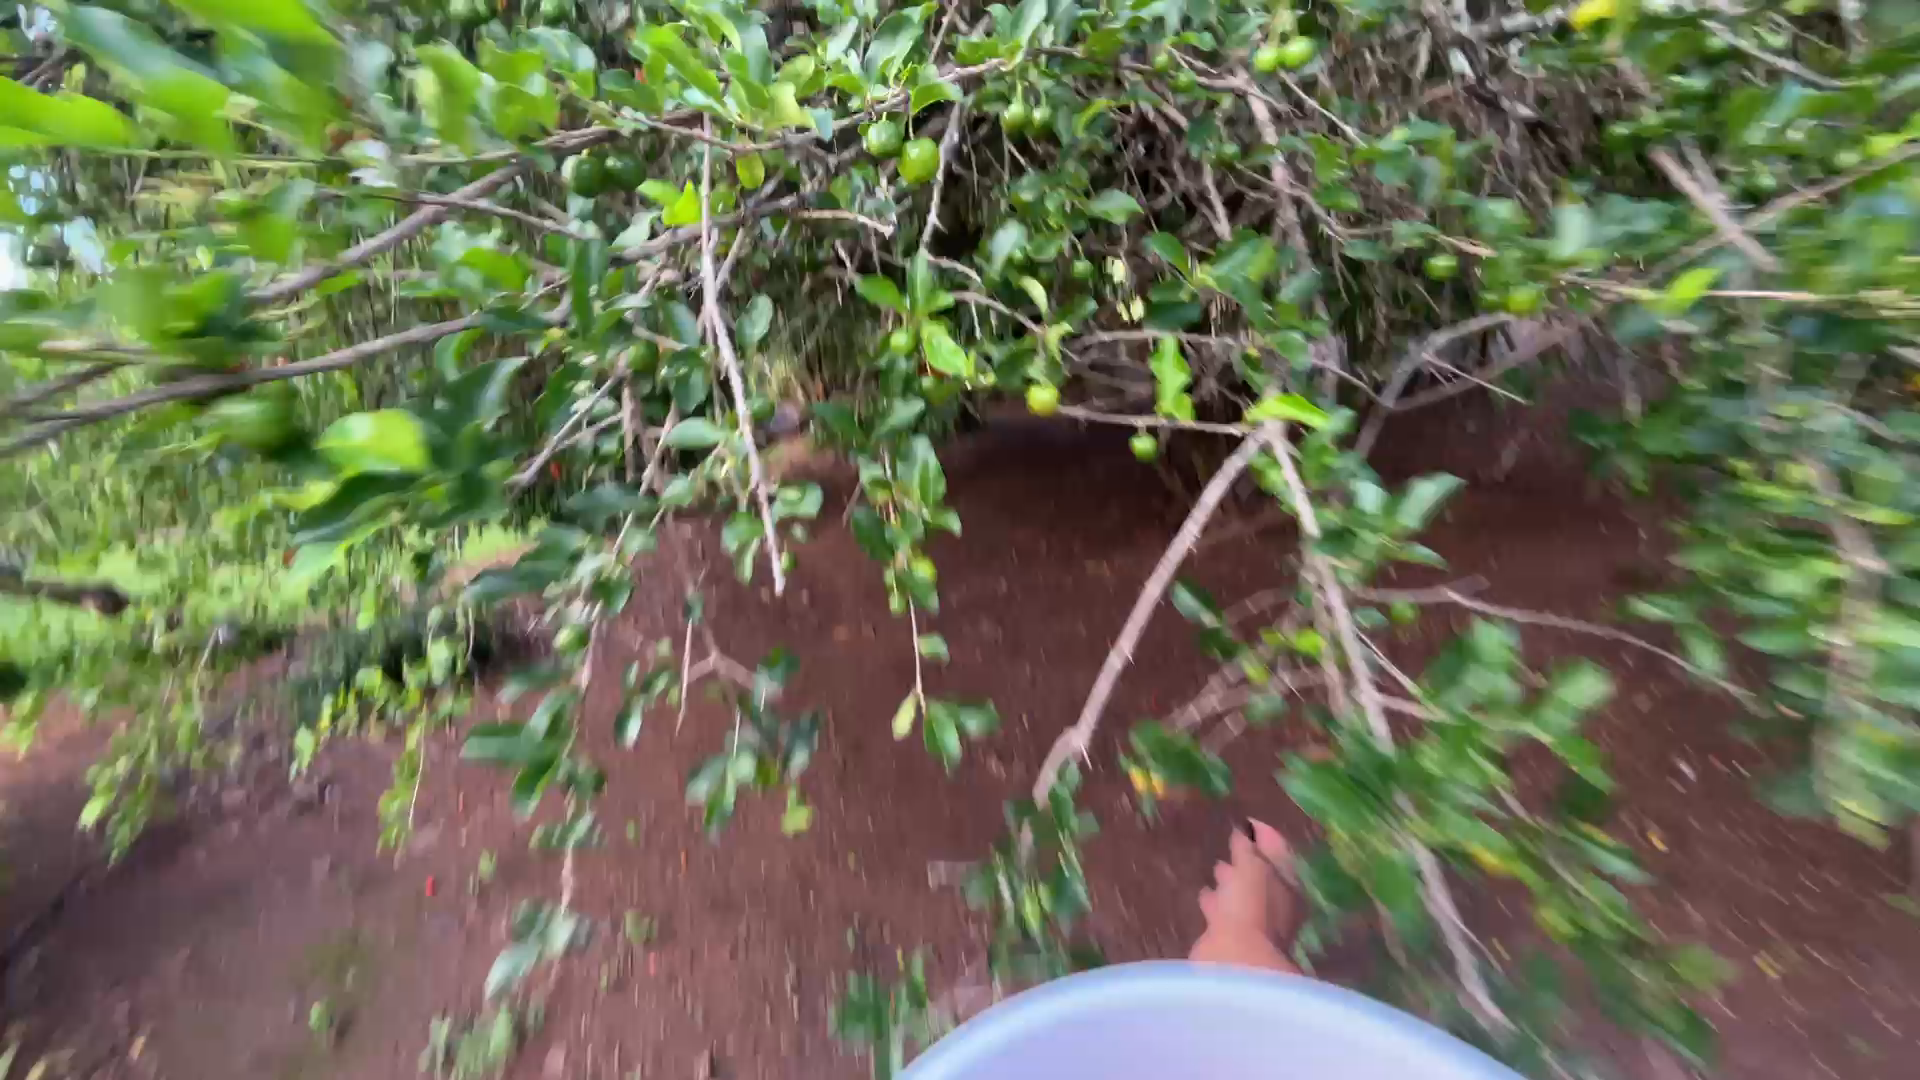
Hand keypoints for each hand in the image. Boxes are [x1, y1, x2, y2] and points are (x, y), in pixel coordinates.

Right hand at [1188, 819, 1300, 973]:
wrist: (1234, 959)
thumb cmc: (1251, 904)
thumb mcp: (1250, 865)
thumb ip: (1247, 846)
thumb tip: (1243, 830)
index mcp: (1290, 884)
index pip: (1280, 851)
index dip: (1265, 834)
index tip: (1247, 819)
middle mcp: (1278, 904)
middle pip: (1263, 874)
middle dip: (1248, 858)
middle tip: (1230, 841)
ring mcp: (1255, 923)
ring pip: (1243, 893)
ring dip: (1232, 880)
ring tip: (1215, 865)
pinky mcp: (1233, 937)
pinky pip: (1225, 911)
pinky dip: (1217, 900)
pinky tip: (1205, 892)